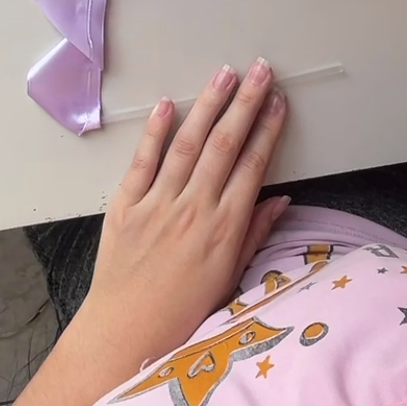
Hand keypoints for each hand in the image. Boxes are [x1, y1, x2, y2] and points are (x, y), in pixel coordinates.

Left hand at [67, 60, 290, 366]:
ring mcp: (158, 204)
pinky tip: (168, 104)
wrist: (125, 335)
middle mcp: (194, 209)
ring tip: (225, 74)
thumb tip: (281, 199)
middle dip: (246, 103)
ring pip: (188, 143)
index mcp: (224, 228)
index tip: (279, 101)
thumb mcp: (230, 278)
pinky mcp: (126, 204)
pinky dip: (155, 130)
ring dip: (209, 104)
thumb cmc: (183, 313)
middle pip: (224, 143)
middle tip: (261, 70)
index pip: (253, 165)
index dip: (268, 129)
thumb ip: (255, 234)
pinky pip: (143, 160)